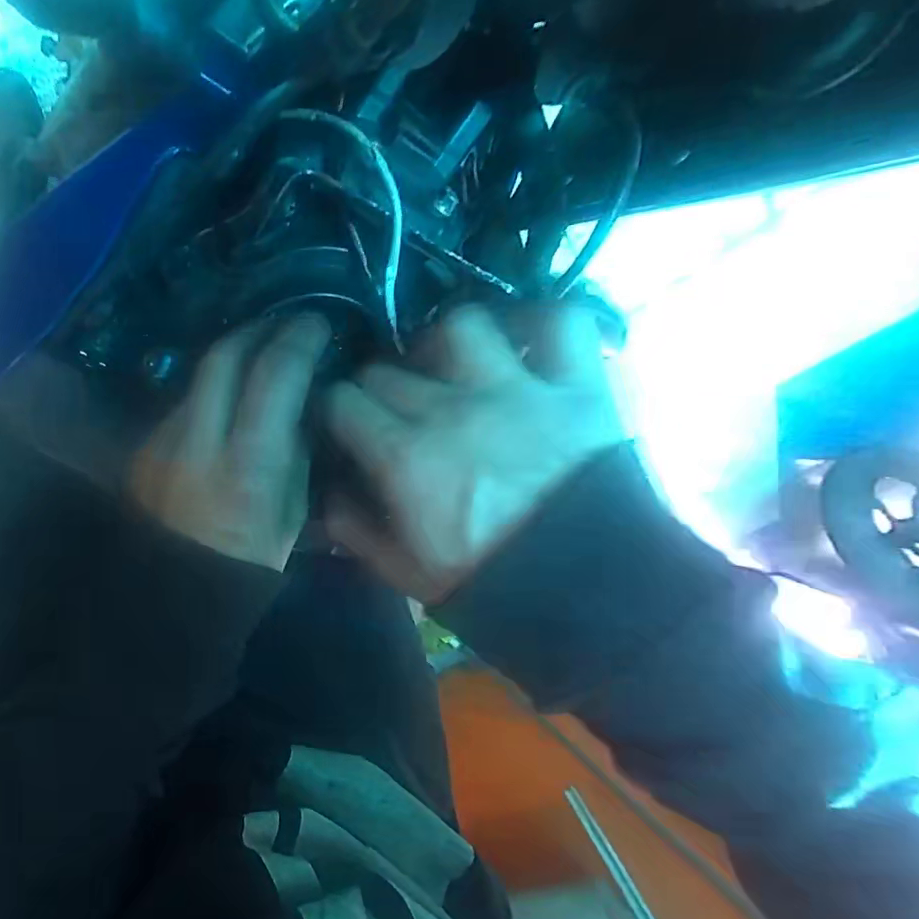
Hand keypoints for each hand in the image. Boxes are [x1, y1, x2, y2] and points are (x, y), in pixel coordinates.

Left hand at [131, 316, 331, 570]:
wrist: (178, 591)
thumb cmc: (249, 558)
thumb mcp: (292, 508)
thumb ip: (296, 445)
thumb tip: (302, 394)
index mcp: (248, 465)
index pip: (274, 374)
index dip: (299, 339)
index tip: (316, 324)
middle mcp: (197, 442)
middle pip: (223, 355)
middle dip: (258, 329)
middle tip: (284, 326)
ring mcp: (161, 442)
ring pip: (198, 377)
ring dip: (231, 360)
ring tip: (257, 360)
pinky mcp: (142, 448)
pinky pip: (182, 405)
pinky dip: (209, 396)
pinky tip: (225, 406)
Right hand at [321, 303, 628, 601]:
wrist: (592, 597)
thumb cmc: (489, 584)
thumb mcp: (402, 569)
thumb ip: (352, 525)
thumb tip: (325, 487)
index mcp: (405, 456)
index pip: (341, 400)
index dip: (335, 411)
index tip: (344, 425)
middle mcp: (453, 410)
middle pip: (387, 367)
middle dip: (377, 386)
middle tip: (392, 409)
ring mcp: (519, 391)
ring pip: (461, 325)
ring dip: (444, 342)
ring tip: (449, 367)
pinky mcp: (578, 387)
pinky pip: (559, 322)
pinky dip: (538, 321)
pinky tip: (521, 343)